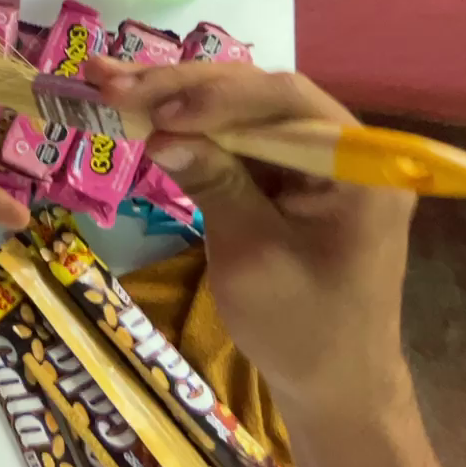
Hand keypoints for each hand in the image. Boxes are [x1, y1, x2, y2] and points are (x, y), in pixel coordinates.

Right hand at [84, 57, 416, 421]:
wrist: (332, 383)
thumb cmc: (301, 328)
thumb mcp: (252, 256)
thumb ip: (214, 184)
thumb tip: (158, 133)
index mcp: (358, 167)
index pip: (286, 103)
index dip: (218, 96)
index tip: (157, 113)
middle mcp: (338, 147)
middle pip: (253, 94)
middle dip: (179, 88)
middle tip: (109, 82)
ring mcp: (306, 157)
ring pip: (232, 106)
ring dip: (169, 96)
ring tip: (107, 83)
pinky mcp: (279, 171)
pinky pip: (227, 132)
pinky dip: (179, 122)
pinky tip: (136, 107)